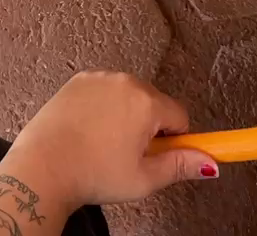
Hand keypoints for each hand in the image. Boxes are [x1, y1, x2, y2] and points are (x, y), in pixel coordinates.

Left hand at [2, 72, 217, 214]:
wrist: (45, 165)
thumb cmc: (94, 173)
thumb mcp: (144, 178)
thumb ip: (181, 166)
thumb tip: (211, 163)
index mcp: (146, 102)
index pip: (180, 115)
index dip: (174, 139)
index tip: (160, 154)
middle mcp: (125, 80)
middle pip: (153, 102)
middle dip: (149, 126)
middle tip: (128, 154)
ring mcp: (100, 76)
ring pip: (127, 95)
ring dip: (125, 114)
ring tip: (105, 144)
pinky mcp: (79, 78)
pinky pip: (103, 90)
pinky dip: (102, 106)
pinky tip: (89, 130)